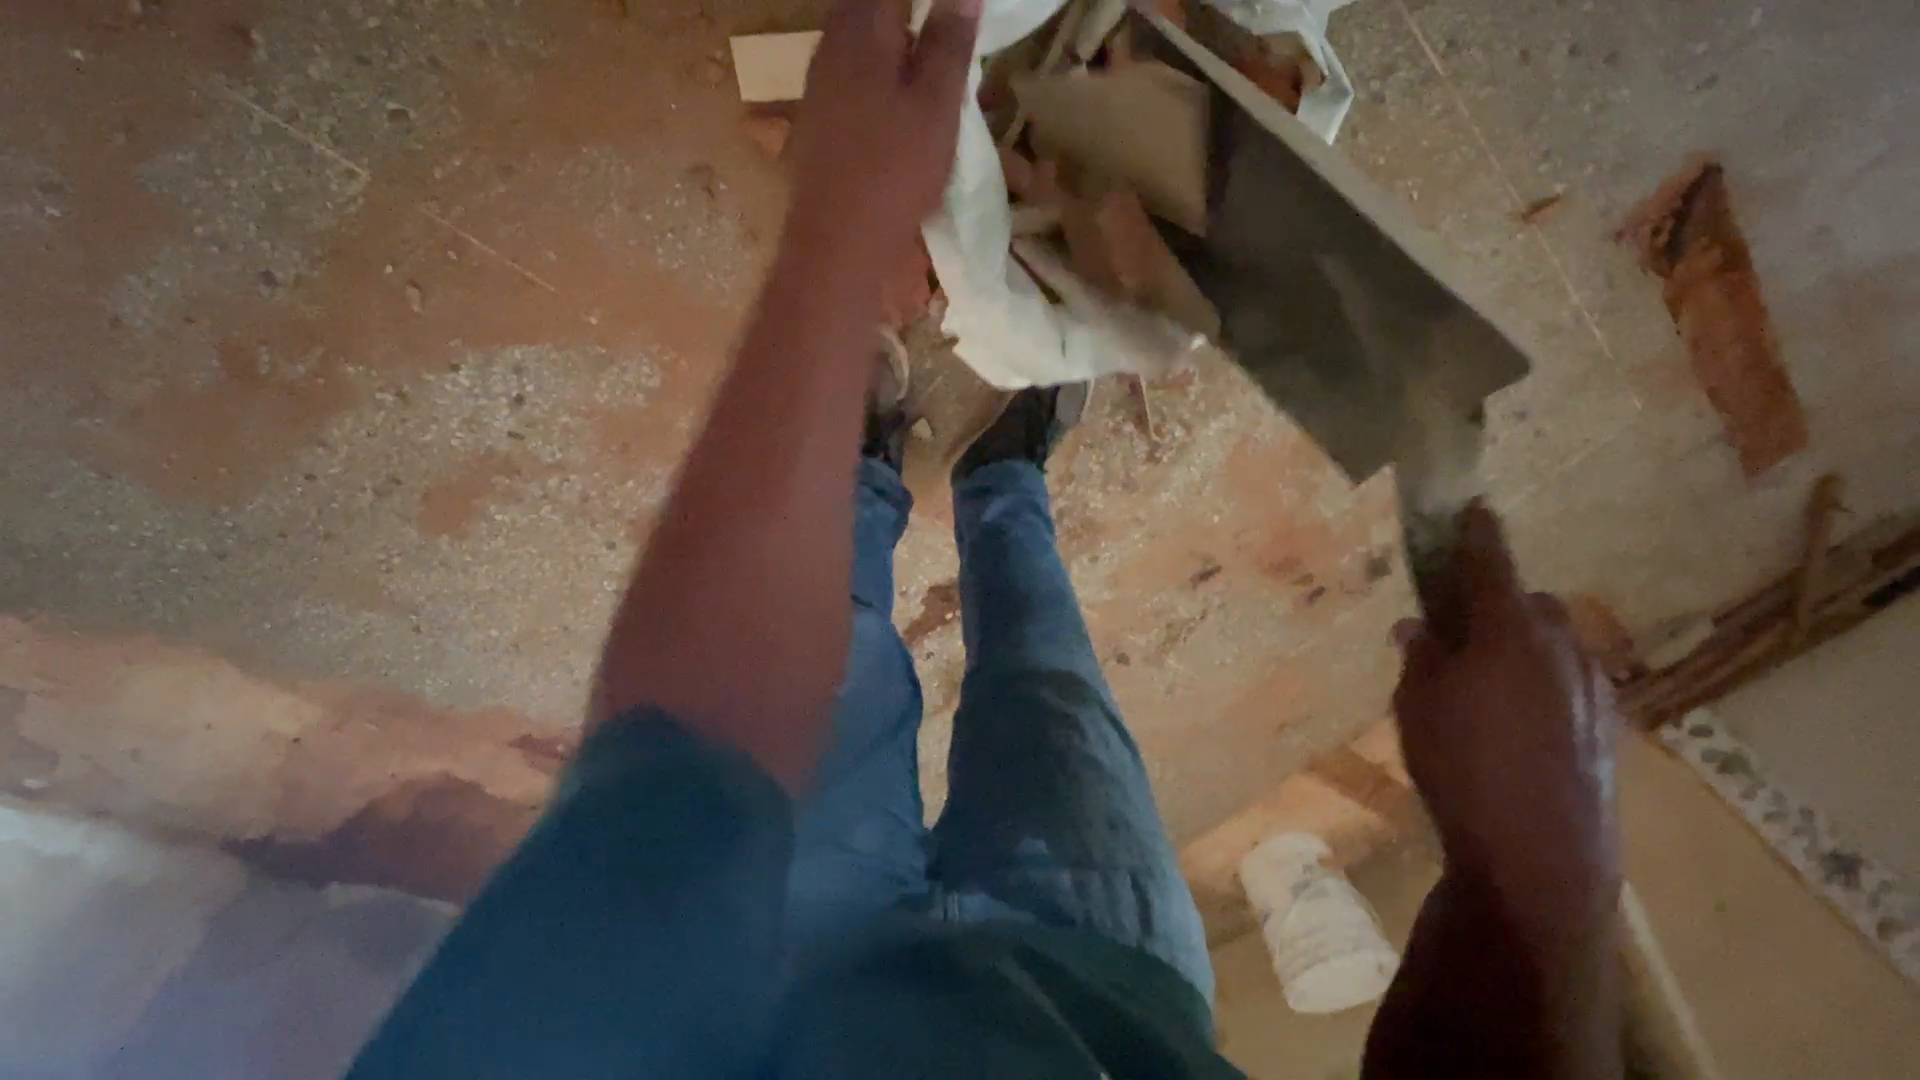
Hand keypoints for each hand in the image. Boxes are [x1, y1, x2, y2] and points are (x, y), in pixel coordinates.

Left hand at [784, 0, 980, 267]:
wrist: (839, 244)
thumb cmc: (895, 171)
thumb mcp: (936, 105)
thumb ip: (949, 43)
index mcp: (860, 29)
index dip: (927, 2)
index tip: (954, 16)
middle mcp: (829, 48)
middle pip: (870, 11)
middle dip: (908, 18)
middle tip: (950, 39)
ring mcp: (818, 89)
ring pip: (861, 49)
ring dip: (896, 53)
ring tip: (933, 77)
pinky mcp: (817, 126)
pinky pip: (852, 85)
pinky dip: (880, 86)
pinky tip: (902, 114)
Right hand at [1392, 503, 1619, 938]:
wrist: (1539, 856)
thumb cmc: (1460, 767)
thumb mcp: (1416, 706)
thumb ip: (1419, 657)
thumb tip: (1417, 626)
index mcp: (1509, 631)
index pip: (1491, 564)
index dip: (1478, 533)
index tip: (1474, 508)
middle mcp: (1562, 649)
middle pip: (1534, 604)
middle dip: (1503, 604)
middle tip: (1463, 632)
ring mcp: (1595, 690)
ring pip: (1560, 646)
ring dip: (1528, 647)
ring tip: (1490, 687)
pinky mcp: (1611, 730)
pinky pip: (1575, 685)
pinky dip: (1548, 685)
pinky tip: (1522, 727)